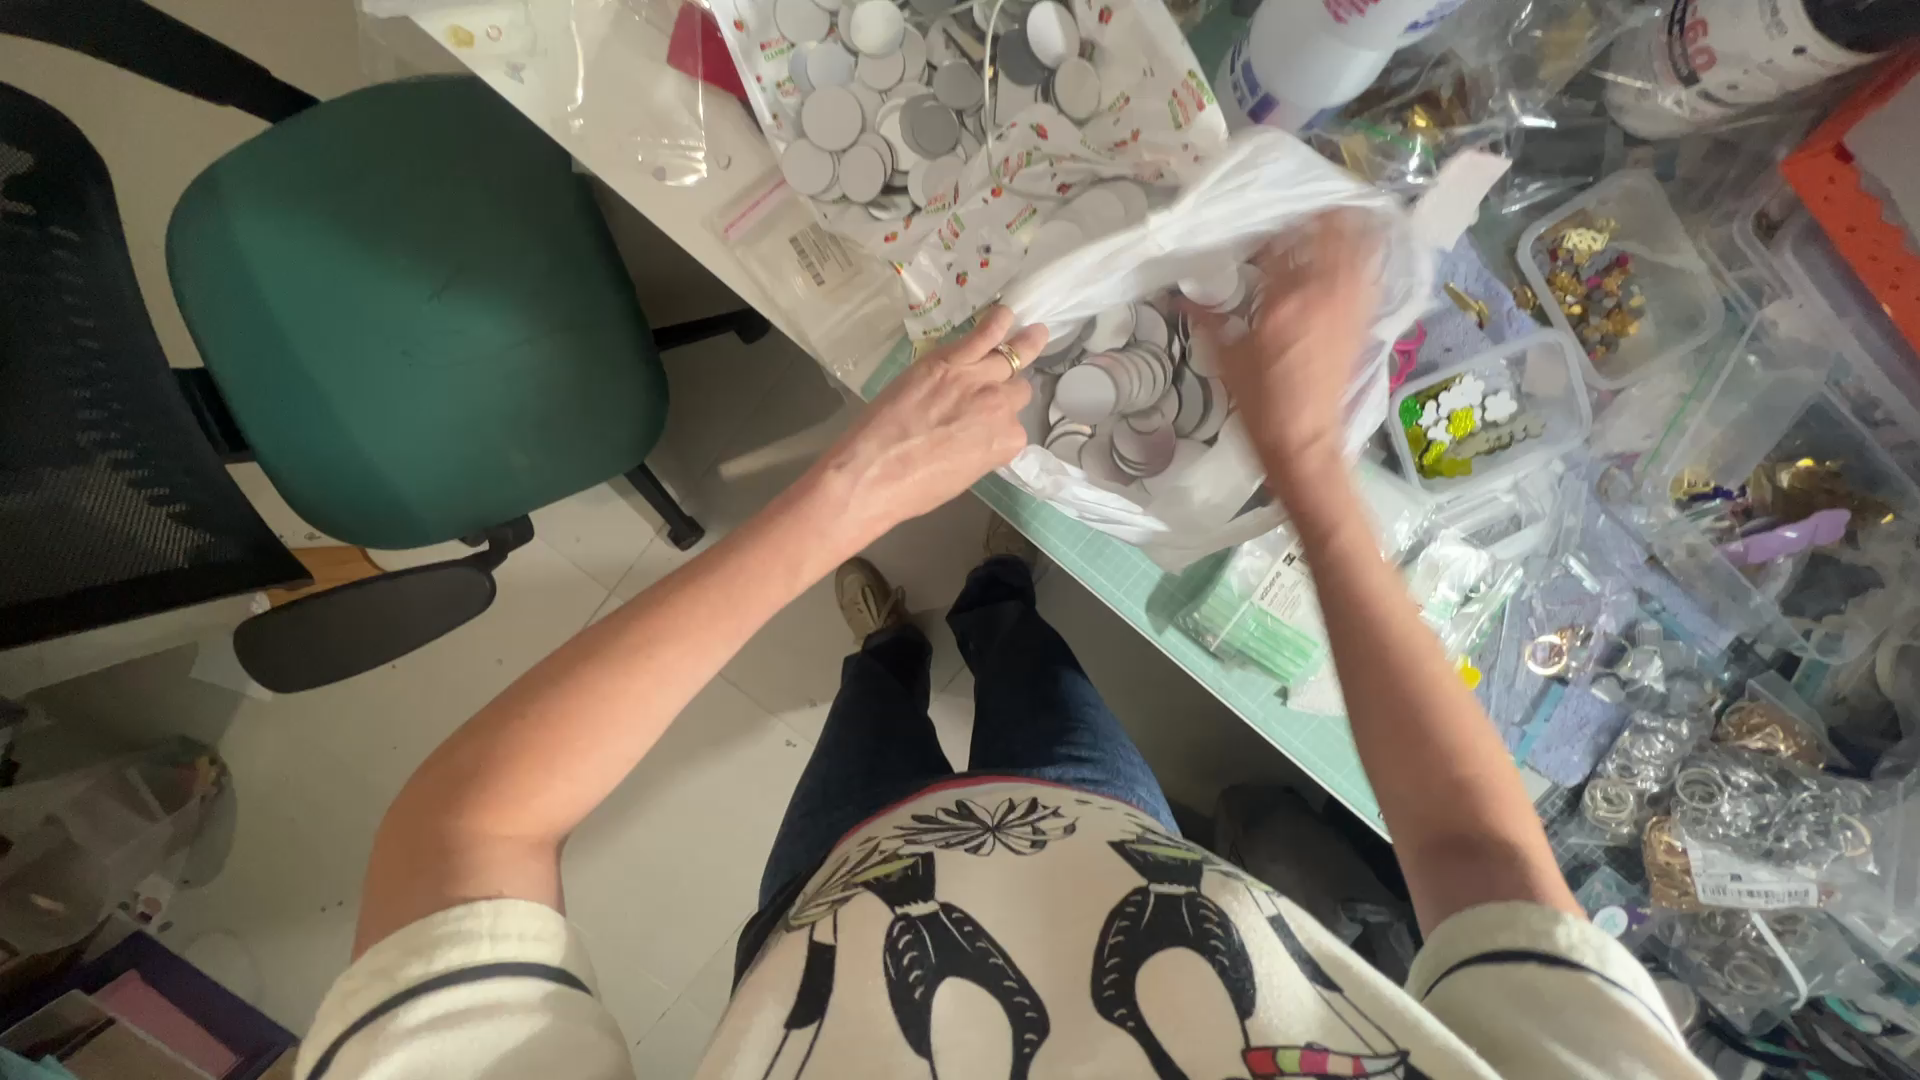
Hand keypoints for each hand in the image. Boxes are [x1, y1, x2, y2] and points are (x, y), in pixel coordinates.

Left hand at [806, 306, 1046, 548]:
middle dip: (1007, 392)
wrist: (872, 472)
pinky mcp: (948, 361)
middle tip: (995, 391)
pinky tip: (1005, 315)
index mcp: (1006, 442)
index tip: (986, 427)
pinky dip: (996, 323)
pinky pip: (982, 335)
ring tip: (1034, 332)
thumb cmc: (914, 488)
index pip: (1015, 426)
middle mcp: (1000, 407)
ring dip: (1023, 347)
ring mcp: (976, 380)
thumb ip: (980, 450)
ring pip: (1010, 358)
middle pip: (1018, 390)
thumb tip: (975, 435)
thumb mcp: (961, 476)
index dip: (1000, 425)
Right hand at [1191, 210, 1379, 500]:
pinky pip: (1372, 268)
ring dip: (1345, 226)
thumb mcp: (1226, 360)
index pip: (1277, 244)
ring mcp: (1351, 302)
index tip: (1252, 233)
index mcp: (1283, 301)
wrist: (1304, 439)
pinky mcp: (1366, 316)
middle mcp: (1324, 292)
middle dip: (1314, 215)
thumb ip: (1206, 320)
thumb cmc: (1260, 403)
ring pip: (1360, 241)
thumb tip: (1181, 297)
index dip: (1265, 231)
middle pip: (1329, 228)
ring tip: (1328, 223)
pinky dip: (1364, 251)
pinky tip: (1351, 252)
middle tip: (1296, 217)